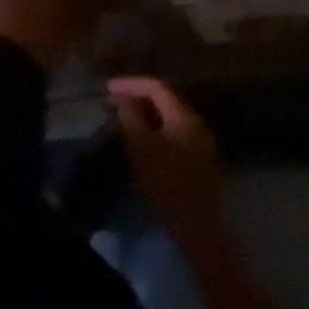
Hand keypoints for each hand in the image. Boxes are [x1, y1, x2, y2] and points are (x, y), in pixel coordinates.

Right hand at [108, 77, 225, 237]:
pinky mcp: (200, 159)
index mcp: (183, 116)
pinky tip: (142, 139)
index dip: (129, 84)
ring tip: (123, 120)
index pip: (156, 87)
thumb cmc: (166, 181)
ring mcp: (201, 142)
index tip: (107, 88)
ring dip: (145, 114)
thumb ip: (130, 115)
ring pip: (169, 117)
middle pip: (165, 100)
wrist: (198, 225)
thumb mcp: (140, 145)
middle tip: (111, 104)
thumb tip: (122, 96)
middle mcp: (197, 123)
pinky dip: (155, 128)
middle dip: (137, 98)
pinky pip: (174, 132)